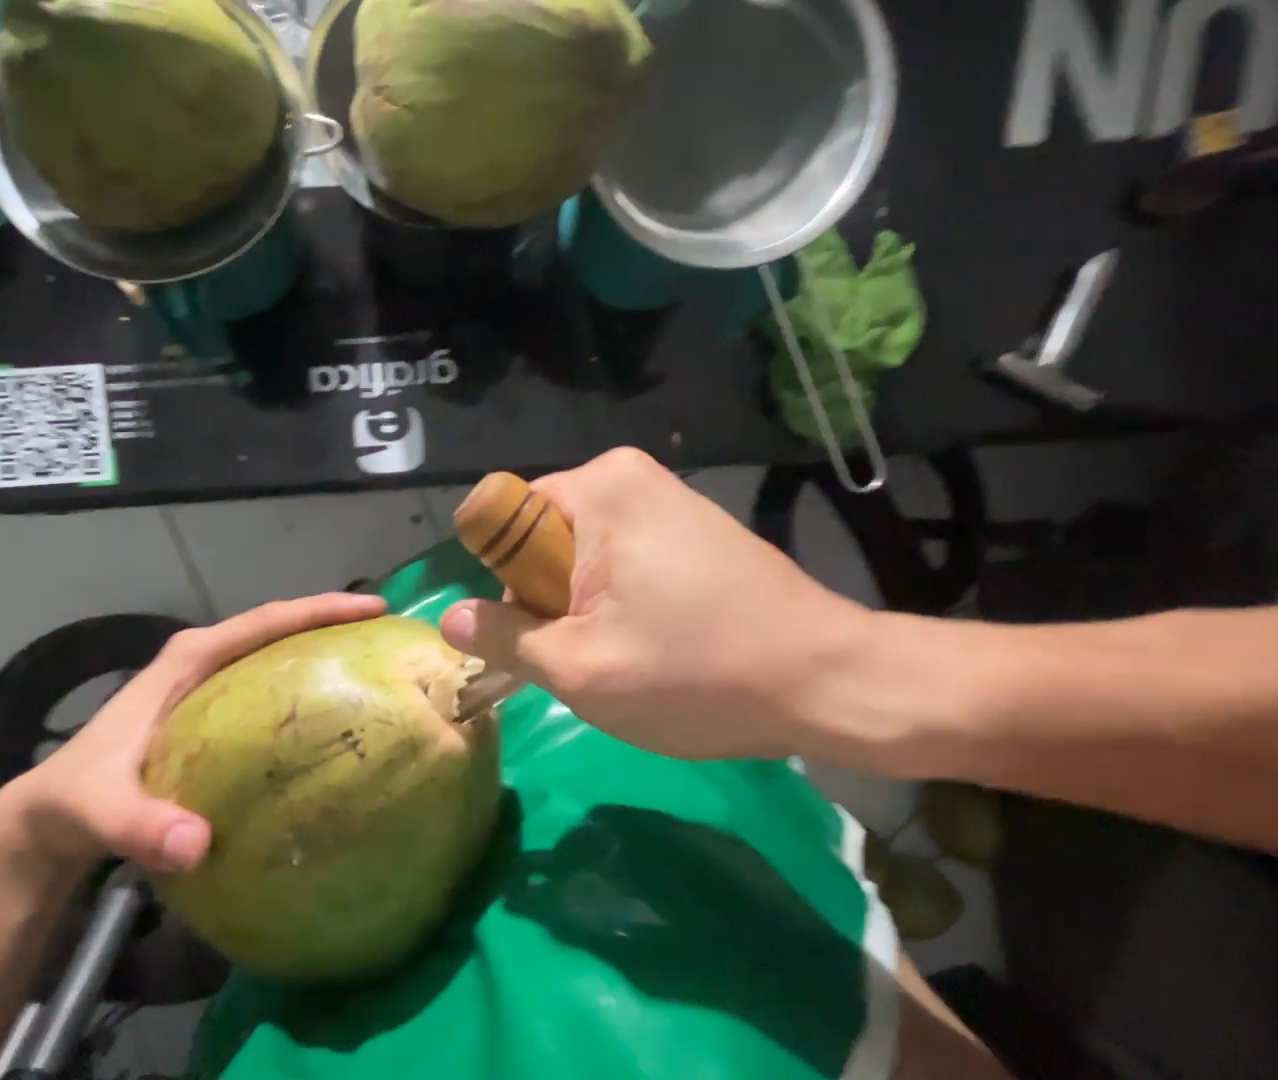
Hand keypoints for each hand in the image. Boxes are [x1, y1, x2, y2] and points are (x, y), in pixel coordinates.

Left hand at [0, 593, 388, 872]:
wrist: (49, 821)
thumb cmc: (76, 800)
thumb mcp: (100, 810)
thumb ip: (142, 825)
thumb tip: (198, 845)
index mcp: (186, 663)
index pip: (263, 623)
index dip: (319, 610)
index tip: (373, 610)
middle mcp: (202, 666)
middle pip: (279, 631)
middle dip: (333, 625)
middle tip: (390, 637)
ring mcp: (208, 691)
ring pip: (277, 659)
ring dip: (323, 655)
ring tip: (377, 667)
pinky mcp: (213, 720)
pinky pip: (270, 694)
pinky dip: (304, 692)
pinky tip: (335, 720)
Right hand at [440, 448, 875, 761]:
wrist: (827, 683)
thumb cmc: (695, 672)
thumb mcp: (580, 668)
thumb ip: (504, 636)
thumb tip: (450, 617)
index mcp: (599, 488)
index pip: (502, 522)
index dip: (507, 583)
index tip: (541, 632)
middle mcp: (633, 476)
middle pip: (544, 540)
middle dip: (550, 601)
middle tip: (587, 656)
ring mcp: (671, 500)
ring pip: (585, 557)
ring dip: (587, 609)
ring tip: (630, 656)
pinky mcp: (697, 529)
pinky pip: (626, 559)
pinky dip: (626, 602)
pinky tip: (663, 644)